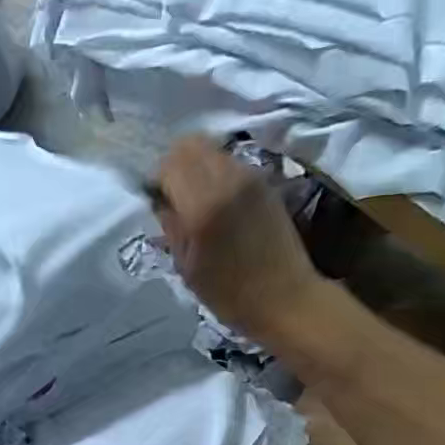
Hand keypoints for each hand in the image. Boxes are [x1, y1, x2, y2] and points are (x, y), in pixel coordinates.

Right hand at [154, 136, 327, 342]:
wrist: (286, 298)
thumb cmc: (230, 293)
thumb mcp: (187, 267)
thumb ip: (171, 226)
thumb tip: (160, 201)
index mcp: (203, 205)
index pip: (168, 165)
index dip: (157, 180)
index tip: (158, 203)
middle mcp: (227, 180)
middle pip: (189, 145)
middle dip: (175, 165)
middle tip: (173, 195)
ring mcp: (250, 178)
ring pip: (211, 150)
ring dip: (197, 167)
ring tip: (196, 200)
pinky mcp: (265, 183)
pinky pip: (230, 163)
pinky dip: (216, 174)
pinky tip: (218, 203)